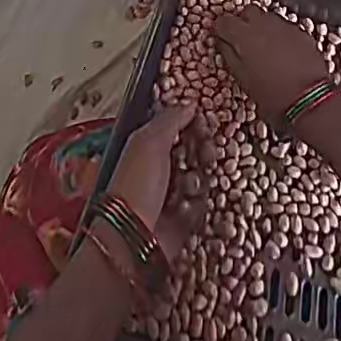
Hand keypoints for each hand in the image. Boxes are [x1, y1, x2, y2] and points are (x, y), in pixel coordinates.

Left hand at [106, 104, 205, 258]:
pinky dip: (197, 205)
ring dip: (198, 181)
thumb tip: (190, 102)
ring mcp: (173, 191)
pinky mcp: (185, 217)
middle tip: (206, 156)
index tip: (204, 122)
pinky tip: (187, 209)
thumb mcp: (150, 142)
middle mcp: (161, 165)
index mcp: (148, 143)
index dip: (193, 123)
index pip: (178, 125)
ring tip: (188, 188)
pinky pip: (203, 203)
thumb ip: (170, 119)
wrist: (134, 238)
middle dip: (203, 152)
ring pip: (202, 176)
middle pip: (194, 149)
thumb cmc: (137, 183)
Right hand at [213, 4, 331, 119]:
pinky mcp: (301, 33)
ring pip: (266, 17)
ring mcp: (284, 26)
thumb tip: (222, 42)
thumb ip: (228, 54)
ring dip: (261, 27)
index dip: (220, 29)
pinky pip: (284, 27)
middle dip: (241, 22)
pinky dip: (279, 35)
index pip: (223, 21)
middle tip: (241, 41)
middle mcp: (263, 24)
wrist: (310, 101)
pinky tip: (281, 52)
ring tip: (262, 47)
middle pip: (246, 12)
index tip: (220, 38)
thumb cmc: (271, 95)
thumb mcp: (241, 78)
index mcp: (243, 34)